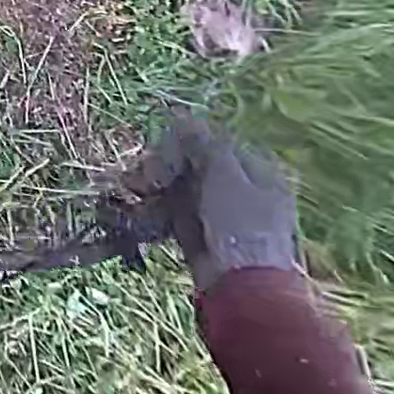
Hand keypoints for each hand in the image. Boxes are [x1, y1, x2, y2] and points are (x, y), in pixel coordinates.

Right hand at [140, 115, 297, 291]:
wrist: (239, 279)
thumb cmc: (240, 223)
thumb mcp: (225, 176)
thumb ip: (205, 143)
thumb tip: (181, 113)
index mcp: (256, 170)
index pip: (211, 139)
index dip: (184, 140)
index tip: (165, 148)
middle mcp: (237, 183)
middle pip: (188, 156)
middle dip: (162, 162)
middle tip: (149, 175)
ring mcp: (215, 203)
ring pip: (173, 175)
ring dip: (150, 178)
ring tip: (138, 189)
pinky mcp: (195, 219)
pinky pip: (167, 197)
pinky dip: (151, 196)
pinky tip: (140, 199)